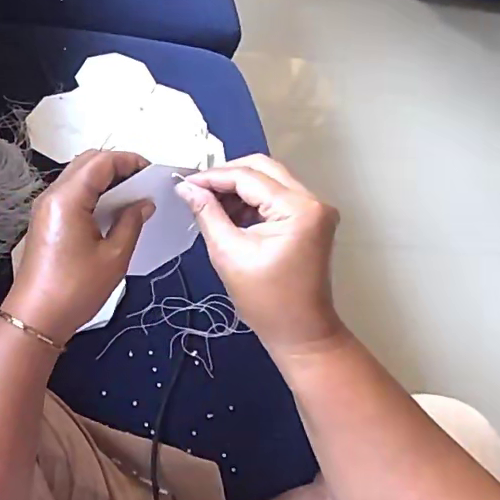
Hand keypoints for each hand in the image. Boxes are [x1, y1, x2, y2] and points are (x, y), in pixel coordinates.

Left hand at [3, 150, 152, 342]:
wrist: (36, 317)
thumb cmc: (75, 289)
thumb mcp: (114, 256)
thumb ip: (131, 222)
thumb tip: (143, 204)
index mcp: (67, 198)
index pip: (101, 161)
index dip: (129, 160)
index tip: (152, 172)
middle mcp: (52, 195)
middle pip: (87, 162)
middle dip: (117, 166)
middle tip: (143, 184)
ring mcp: (45, 207)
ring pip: (78, 177)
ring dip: (104, 180)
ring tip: (132, 198)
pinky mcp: (45, 220)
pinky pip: (71, 194)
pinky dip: (92, 194)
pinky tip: (112, 211)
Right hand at [175, 154, 344, 357]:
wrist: (300, 331)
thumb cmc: (265, 299)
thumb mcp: (228, 252)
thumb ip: (207, 213)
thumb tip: (187, 188)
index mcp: (298, 209)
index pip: (248, 176)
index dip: (213, 177)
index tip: (185, 184)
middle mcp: (312, 202)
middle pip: (262, 168)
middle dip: (226, 175)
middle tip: (196, 189)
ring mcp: (314, 210)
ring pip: (268, 179)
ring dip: (237, 186)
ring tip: (208, 202)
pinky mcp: (309, 219)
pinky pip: (274, 196)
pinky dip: (250, 199)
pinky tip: (228, 212)